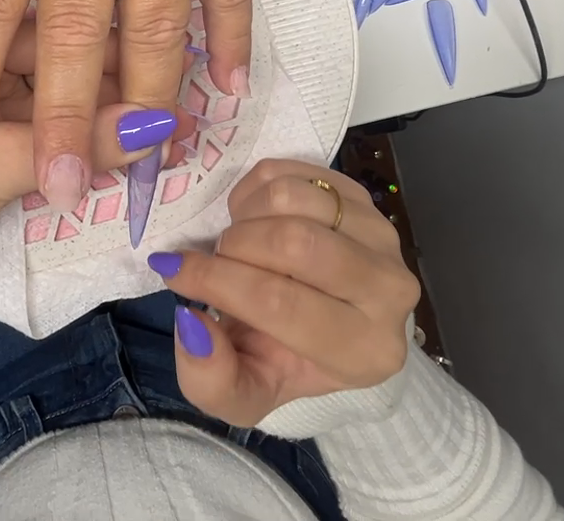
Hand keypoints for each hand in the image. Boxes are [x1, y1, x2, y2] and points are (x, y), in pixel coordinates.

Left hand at [0, 20, 186, 262]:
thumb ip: (75, 147)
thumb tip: (159, 129)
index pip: (58, 28)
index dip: (116, 58)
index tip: (170, 81)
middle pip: (71, 55)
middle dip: (123, 90)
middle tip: (178, 119)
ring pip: (72, 87)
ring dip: (115, 114)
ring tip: (170, 137)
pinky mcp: (6, 121)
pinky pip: (62, 117)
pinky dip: (95, 133)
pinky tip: (136, 147)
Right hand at [147, 159, 421, 426]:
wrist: (325, 324)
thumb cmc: (281, 358)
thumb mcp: (241, 392)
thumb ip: (211, 379)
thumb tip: (191, 323)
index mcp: (363, 352)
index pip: (280, 304)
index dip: (217, 282)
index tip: (174, 273)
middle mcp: (390, 292)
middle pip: (292, 242)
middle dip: (233, 245)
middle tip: (217, 259)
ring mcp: (381, 235)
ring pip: (292, 198)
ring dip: (244, 213)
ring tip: (240, 240)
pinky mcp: (363, 195)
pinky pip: (294, 171)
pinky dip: (255, 187)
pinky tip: (255, 217)